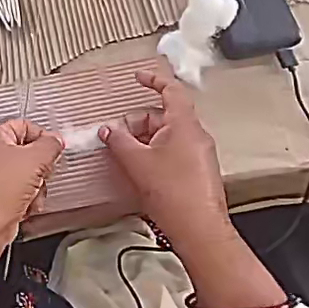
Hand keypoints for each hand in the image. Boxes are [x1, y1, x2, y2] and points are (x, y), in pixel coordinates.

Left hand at [0, 119, 62, 243]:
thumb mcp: (35, 160)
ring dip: (36, 186)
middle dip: (40, 168)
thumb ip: (51, 145)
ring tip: (29, 193)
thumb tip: (56, 141)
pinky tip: (24, 205)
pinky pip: (21, 191)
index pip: (26, 125)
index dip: (43, 138)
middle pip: (28, 152)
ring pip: (27, 174)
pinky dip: (27, 199)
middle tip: (39, 174)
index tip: (53, 149)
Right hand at [100, 69, 230, 246]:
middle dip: (137, 123)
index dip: (153, 81)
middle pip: (163, 116)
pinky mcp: (198, 171)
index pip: (171, 90)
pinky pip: (174, 152)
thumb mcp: (136, 161)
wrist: (199, 230)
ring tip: (127, 157)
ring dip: (145, 141)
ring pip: (167, 136)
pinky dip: (155, 154)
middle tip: (117, 135)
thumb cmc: (176, 195)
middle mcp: (196, 135)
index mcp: (184, 124)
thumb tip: (109, 131)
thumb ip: (118, 141)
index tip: (139, 78)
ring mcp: (200, 154)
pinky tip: (142, 171)